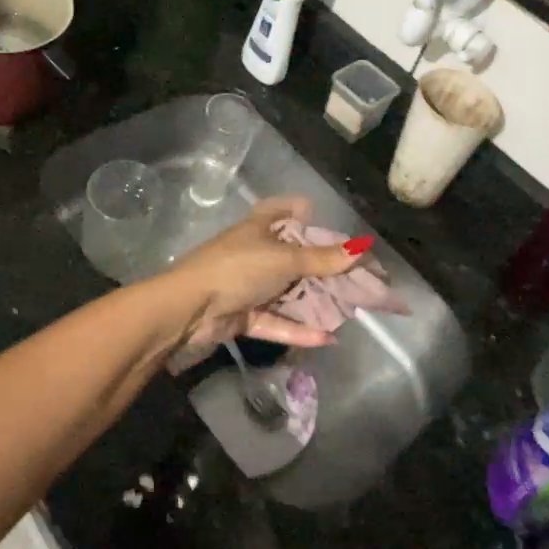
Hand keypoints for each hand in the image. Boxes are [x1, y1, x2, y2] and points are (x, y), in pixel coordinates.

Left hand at [160, 197, 361, 356]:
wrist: (188, 309)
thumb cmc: (238, 268)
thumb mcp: (284, 259)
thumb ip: (321, 258)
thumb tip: (361, 248)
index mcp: (259, 226)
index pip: (283, 209)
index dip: (303, 212)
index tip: (328, 223)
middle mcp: (254, 252)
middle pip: (293, 256)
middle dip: (322, 267)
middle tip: (356, 277)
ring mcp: (248, 285)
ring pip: (287, 291)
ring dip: (314, 301)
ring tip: (349, 310)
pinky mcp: (243, 316)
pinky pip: (276, 321)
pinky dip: (298, 330)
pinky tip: (327, 339)